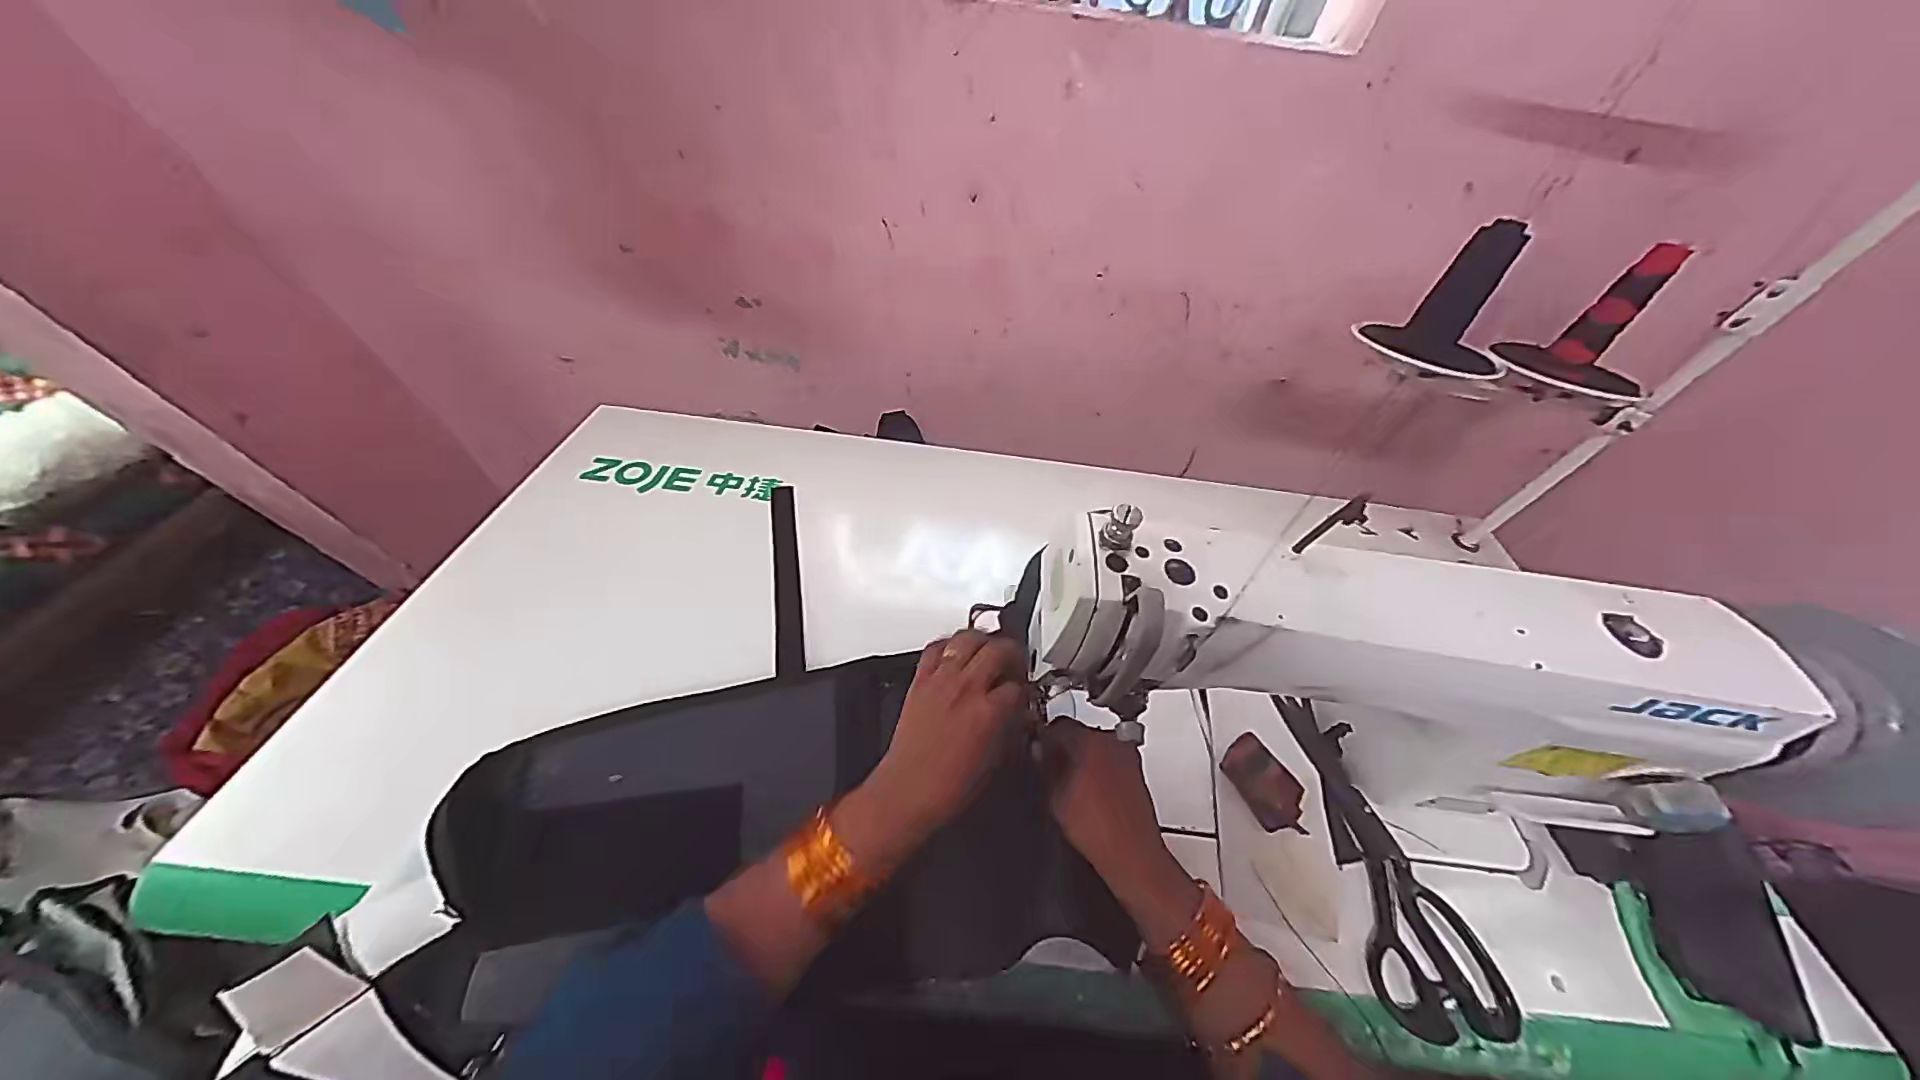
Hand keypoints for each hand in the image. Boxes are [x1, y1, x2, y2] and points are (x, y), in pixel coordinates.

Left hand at [864, 630, 1031, 836]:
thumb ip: (1012, 730)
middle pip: (999, 649)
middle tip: (1015, 664)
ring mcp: (941, 681)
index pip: (1019, 686)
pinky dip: (948, 644)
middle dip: (1013, 654)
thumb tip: (1021, 717)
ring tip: (988, 650)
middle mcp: (966, 689)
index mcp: (990, 712)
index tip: (1026, 693)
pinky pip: (934, 648)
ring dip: (984, 641)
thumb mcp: (996, 761)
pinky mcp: (919, 681)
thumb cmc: (947, 786)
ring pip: (968, 638)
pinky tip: (955, 652)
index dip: (1027, 689)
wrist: (908, 791)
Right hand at [1039, 717, 1175, 887]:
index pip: (1057, 724)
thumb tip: (1039, 751)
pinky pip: (1110, 757)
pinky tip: (1090, 790)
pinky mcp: (1135, 768)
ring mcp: (1126, 754)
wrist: (1130, 852)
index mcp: (1088, 742)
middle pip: (1077, 731)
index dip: (1043, 737)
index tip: (1038, 747)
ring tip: (1072, 783)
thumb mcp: (1055, 797)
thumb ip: (1045, 766)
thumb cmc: (1098, 830)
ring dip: (1082, 755)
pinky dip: (1099, 766)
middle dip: (1063, 745)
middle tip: (1051, 766)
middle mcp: (1110, 742)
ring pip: (1095, 743)